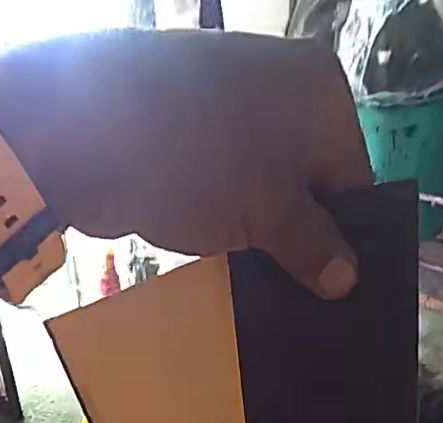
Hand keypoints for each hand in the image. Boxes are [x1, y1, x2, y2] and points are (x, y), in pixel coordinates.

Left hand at [0, 30, 373, 298]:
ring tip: (276, 299)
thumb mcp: (268, 212)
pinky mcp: (193, 144)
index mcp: (320, 95)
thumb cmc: (200, 162)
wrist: (86, 133)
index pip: (356, 179)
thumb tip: (349, 280)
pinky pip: (230, 195)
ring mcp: (233, 117)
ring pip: (268, 194)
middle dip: (308, 246)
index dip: (350, 241)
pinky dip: (234, 231)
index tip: (340, 294)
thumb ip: (312, 246)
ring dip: (268, 244)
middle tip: (309, 307)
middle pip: (312, 186)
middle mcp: (283, 95)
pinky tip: (237, 271)